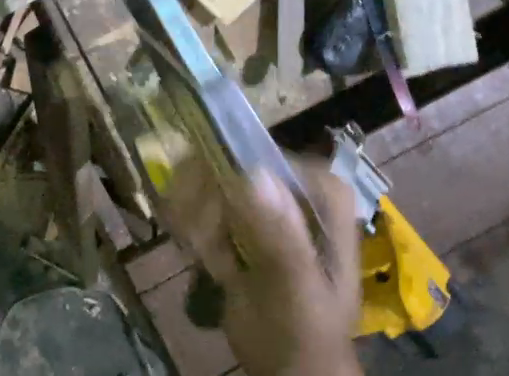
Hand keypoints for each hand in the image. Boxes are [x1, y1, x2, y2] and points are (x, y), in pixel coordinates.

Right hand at [163, 157, 362, 375]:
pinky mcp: (232, 218)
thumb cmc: (304, 333)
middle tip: (203, 242)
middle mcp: (289, 189)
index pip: (266, 154)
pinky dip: (186, 225)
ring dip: (193, 217)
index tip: (212, 198)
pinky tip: (199, 256)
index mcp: (322, 197)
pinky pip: (193, 198)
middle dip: (206, 201)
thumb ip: (280, 236)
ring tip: (206, 258)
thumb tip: (252, 173)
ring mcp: (257, 202)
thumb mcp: (296, 288)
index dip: (233, 169)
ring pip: (205, 179)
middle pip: (228, 162)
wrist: (287, 371)